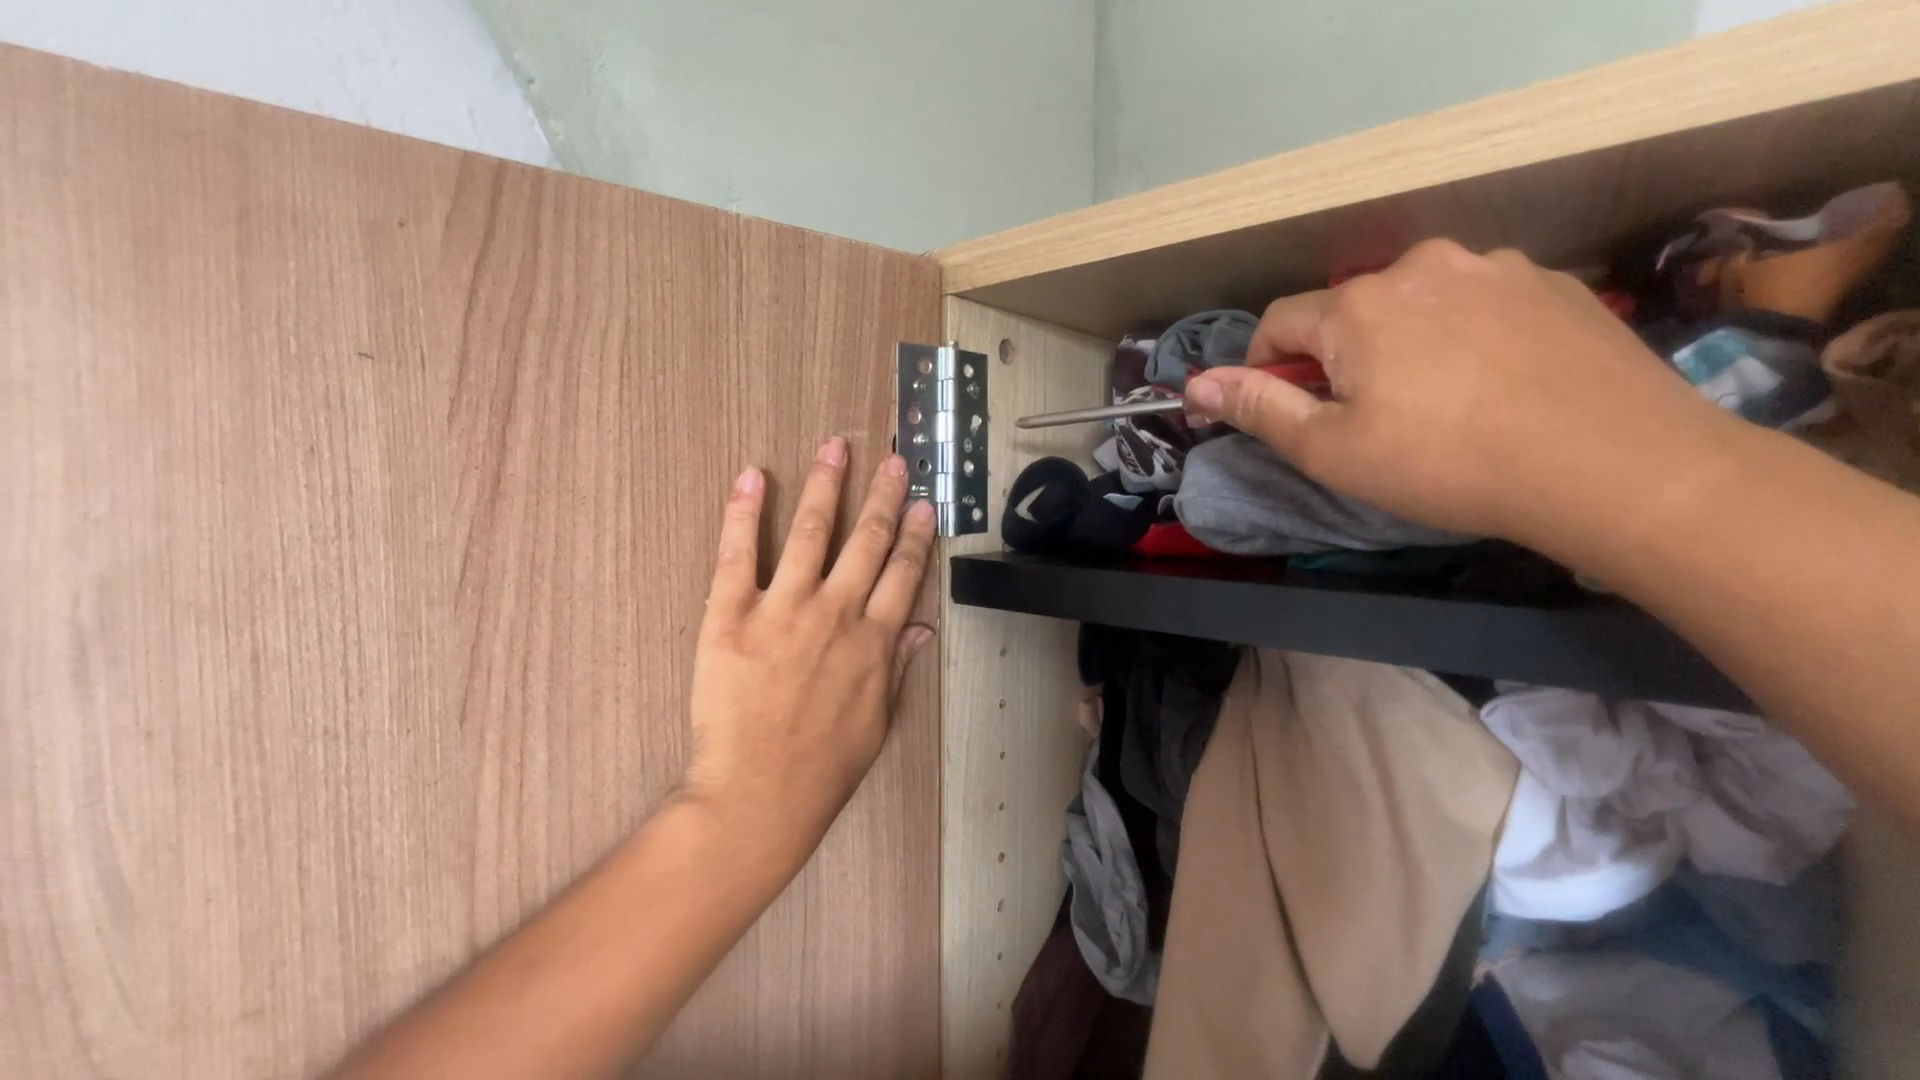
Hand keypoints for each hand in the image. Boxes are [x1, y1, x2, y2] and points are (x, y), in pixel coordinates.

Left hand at [681, 437, 935, 860]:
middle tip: (894, 461)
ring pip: (812, 533)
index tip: (924, 505)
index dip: (916, 535)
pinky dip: (745, 513)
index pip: (902, 573)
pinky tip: (753, 477)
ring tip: (835, 448)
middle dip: (884, 497)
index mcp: (874, 641)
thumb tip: (921, 628)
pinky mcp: (732, 615)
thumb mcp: (878, 722)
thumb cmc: (823, 767)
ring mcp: (784, 609)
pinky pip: (739, 555)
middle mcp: (836, 613)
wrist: (759, 793)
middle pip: (867, 541)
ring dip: (827, 486)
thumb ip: (898, 668)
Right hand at [1182, 239, 1744, 545]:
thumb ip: (1259, 408)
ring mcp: (1493, 267)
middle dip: (1341, 357)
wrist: (1612, 463)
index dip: (1267, 367)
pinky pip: (1478, 304)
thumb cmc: (1447, 464)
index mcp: (1357, 305)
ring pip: (1417, 304)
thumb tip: (1195, 384)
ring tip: (1440, 402)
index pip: (1279, 322)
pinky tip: (1495, 384)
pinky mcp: (1551, 284)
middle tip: (1372, 418)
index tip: (1287, 410)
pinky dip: (1466, 336)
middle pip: (1349, 310)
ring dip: (1405, 343)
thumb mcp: (1332, 450)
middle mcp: (1420, 266)